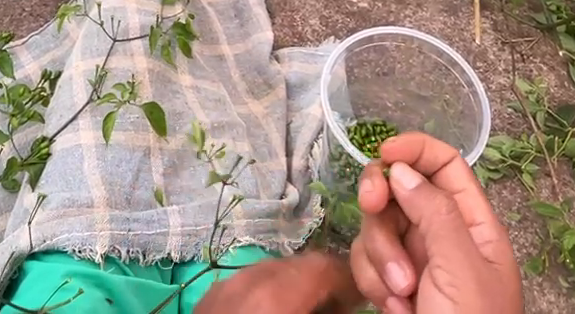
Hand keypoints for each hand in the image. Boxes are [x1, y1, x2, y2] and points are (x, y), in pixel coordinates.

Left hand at [192, 251, 360, 313]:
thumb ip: (331, 312)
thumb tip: (350, 303)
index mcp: (274, 292)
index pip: (322, 265)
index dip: (350, 274)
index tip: (367, 288)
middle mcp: (247, 277)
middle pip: (297, 265)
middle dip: (323, 279)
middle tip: (345, 301)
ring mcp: (222, 287)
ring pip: (270, 272)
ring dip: (296, 286)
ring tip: (314, 306)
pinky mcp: (206, 300)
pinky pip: (245, 285)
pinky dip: (267, 294)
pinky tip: (278, 311)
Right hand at [349, 133, 522, 313]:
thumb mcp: (461, 270)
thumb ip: (435, 213)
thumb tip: (402, 170)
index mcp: (474, 226)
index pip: (445, 165)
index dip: (415, 149)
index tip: (384, 153)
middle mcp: (442, 236)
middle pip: (401, 188)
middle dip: (381, 199)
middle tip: (369, 207)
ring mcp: (415, 263)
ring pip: (378, 225)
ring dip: (379, 255)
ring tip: (400, 296)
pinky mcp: (390, 288)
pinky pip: (366, 261)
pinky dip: (372, 281)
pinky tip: (392, 309)